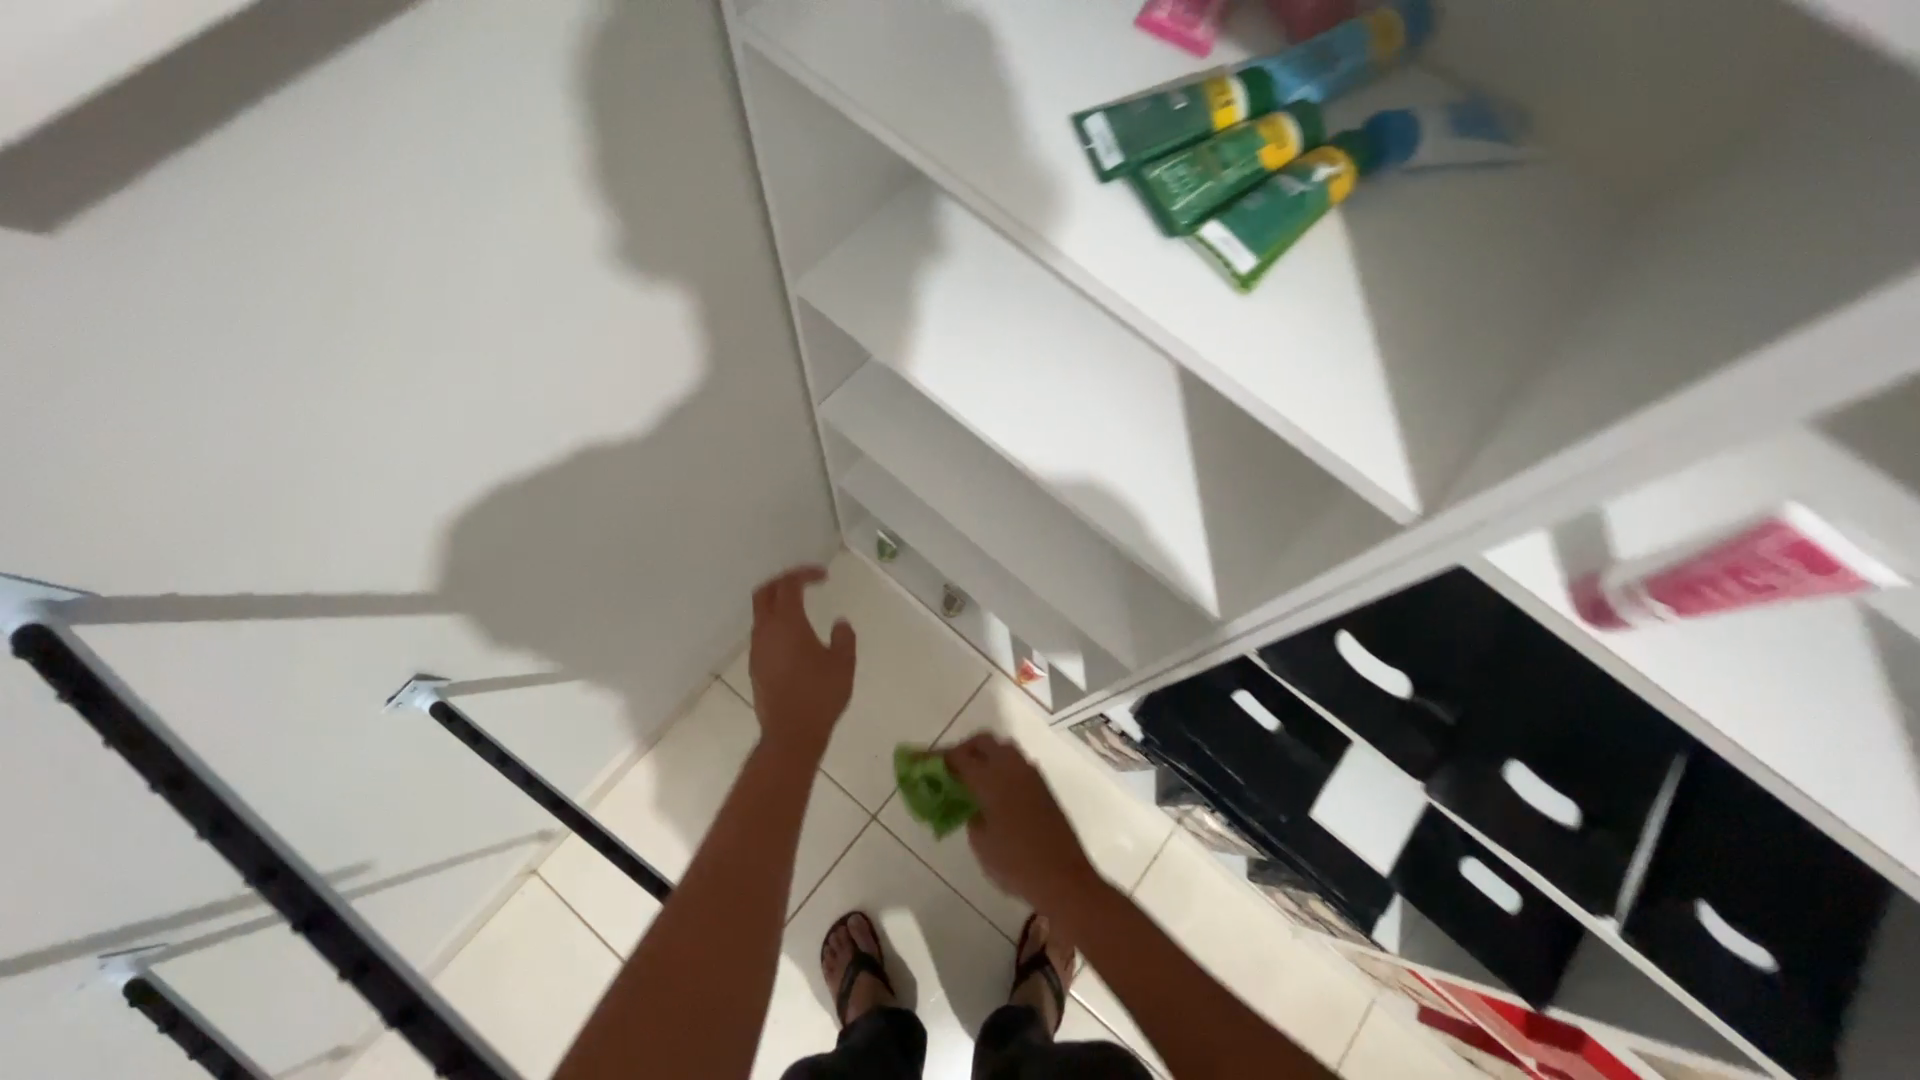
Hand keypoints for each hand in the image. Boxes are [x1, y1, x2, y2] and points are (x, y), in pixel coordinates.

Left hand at [748, 566, 855, 759]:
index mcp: (787, 623)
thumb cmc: (820, 695)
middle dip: (783, 582)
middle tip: (805, 582)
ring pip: (761, 614)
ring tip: (802, 609)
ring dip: (778, 604)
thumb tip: (840, 622)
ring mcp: (757, 650)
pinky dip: (776, 624)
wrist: (791, 734)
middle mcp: (766, 631)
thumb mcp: (843, 664)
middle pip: (765, 592)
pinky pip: (763, 634)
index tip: (824, 576)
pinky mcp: (755, 666)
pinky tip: (795, 638)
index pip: (789, 585)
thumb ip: (844, 637)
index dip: (805, 574)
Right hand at [945, 734, 1100, 910]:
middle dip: (962, 749)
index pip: (958, 756)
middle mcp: (1012, 768)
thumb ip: (971, 814)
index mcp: (992, 778)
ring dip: (983, 756)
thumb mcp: (981, 842)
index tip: (916, 761)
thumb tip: (973, 805)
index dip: (935, 757)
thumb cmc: (1016, 863)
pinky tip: (991, 792)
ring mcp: (1031, 776)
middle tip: (946, 768)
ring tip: (968, 779)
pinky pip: (1016, 765)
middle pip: (982, 742)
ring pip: (1002, 750)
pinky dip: (999, 769)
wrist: (1065, 878)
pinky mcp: (1043, 788)